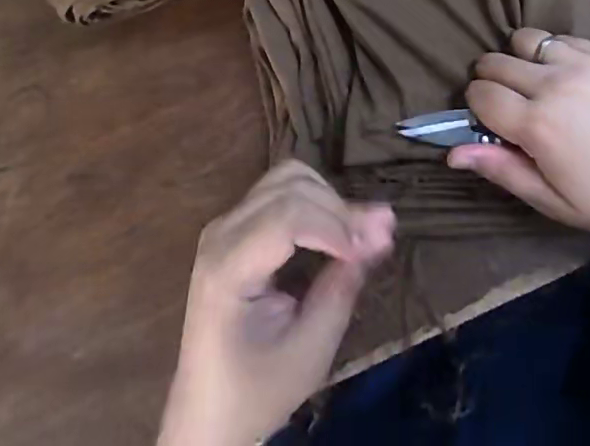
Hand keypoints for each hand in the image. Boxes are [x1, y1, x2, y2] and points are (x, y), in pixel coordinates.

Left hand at [157, 160, 395, 445]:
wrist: (208, 412)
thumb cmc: (256, 390)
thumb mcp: (308, 351)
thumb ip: (342, 287)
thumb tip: (381, 233)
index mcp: (227, 268)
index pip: (288, 217)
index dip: (336, 225)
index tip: (374, 248)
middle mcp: (221, 233)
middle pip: (291, 188)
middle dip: (340, 209)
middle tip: (381, 236)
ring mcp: (225, 225)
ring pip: (289, 178)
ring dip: (330, 199)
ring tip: (362, 231)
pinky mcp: (238, 226)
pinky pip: (282, 190)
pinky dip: (318, 200)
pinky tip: (341, 225)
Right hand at [449, 27, 589, 247]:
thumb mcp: (552, 201)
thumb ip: (500, 169)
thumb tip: (451, 151)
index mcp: (538, 125)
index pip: (480, 94)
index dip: (476, 109)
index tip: (490, 125)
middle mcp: (554, 84)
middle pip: (494, 62)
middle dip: (490, 82)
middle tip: (510, 109)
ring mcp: (582, 64)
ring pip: (523, 39)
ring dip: (518, 60)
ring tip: (535, 87)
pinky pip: (559, 37)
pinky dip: (550, 51)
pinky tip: (565, 79)